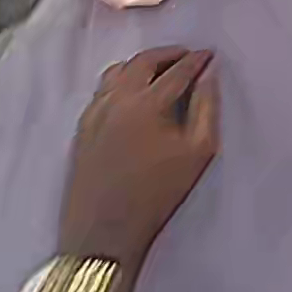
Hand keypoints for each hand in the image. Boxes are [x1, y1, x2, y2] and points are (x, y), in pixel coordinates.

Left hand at [59, 47, 219, 265]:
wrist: (103, 236)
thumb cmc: (158, 192)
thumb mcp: (199, 150)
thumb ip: (207, 106)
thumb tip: (209, 74)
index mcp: (147, 104)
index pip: (178, 70)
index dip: (197, 59)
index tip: (210, 55)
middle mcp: (117, 100)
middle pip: (144, 61)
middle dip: (170, 54)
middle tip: (188, 57)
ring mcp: (94, 113)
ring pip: (118, 71)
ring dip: (143, 64)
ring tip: (162, 71)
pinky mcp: (81, 128)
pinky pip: (102, 89)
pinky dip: (122, 80)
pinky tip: (135, 93)